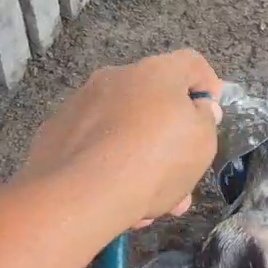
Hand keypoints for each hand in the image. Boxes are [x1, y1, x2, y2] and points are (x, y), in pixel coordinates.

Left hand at [16, 50, 223, 230]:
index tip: (211, 113)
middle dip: (170, 140)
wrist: (80, 194)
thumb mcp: (203, 143)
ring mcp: (80, 104)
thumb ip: (205, 121)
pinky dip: (109, 167)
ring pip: (123, 130)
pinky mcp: (55, 133)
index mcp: (156, 72)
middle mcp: (115, 78)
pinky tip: (118, 202)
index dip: (207, 85)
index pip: (191, 63)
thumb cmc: (155, 160)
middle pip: (153, 102)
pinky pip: (94, 147)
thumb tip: (198, 109)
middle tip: (182, 175)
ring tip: (151, 203)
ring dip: (141, 160)